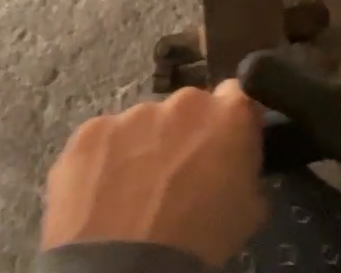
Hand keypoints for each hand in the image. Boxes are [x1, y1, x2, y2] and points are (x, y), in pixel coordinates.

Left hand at [41, 81, 266, 263]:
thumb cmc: (200, 242)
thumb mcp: (250, 207)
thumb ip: (246, 167)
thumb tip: (236, 163)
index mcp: (231, 112)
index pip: (236, 96)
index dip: (227, 122)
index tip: (221, 146)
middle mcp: (185, 101)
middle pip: (187, 109)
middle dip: (183, 134)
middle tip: (174, 176)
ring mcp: (134, 114)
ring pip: (143, 125)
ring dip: (142, 148)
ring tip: (130, 194)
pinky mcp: (89, 133)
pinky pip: (102, 142)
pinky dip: (102, 162)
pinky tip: (98, 197)